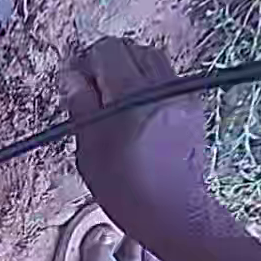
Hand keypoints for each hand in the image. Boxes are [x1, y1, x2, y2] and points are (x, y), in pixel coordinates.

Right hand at [61, 38, 218, 248]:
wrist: (170, 211)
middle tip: (90, 93)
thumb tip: (68, 76)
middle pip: (132, 50)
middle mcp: (163, 88)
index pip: (108, 51)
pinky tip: (133, 114)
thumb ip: (81, 106)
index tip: (74, 84)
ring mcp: (182, 95)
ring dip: (127, 73)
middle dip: (108, 64)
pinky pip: (165, 79)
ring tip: (112, 104)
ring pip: (151, 61)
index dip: (85, 63)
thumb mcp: (89, 148)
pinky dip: (145, 85)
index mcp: (133, 97)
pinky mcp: (192, 106)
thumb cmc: (123, 187)